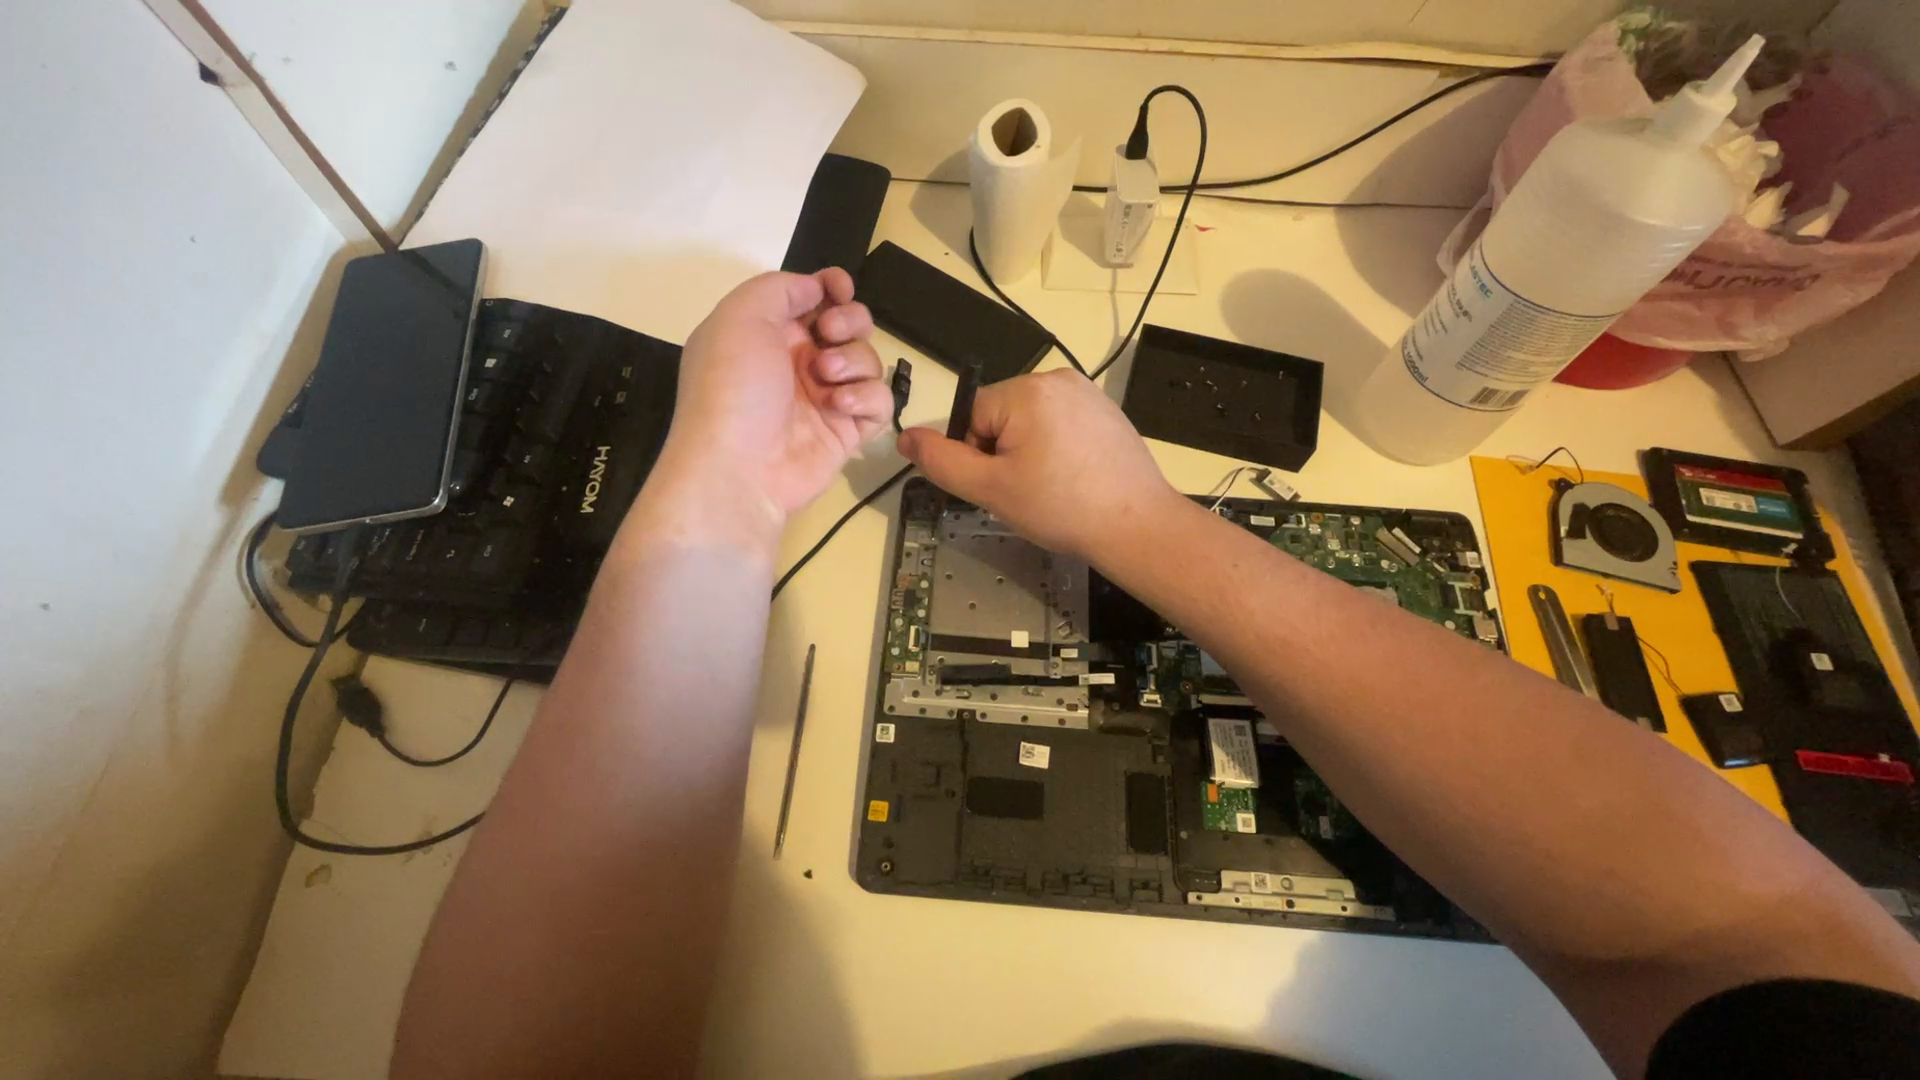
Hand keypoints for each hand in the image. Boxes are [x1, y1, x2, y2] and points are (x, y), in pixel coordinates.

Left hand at [652, 269, 892, 524]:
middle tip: (829, 335)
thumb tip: (817, 289)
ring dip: (853, 361)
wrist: (738, 466)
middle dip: (849, 320)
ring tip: (825, 378)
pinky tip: (840, 405)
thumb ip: (781, 288)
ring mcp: (826, 397)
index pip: (813, 298)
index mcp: (769, 332)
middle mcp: (799, 362)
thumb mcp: (741, 315)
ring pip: (868, 361)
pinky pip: (879, 402)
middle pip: (849, 325)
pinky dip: (866, 397)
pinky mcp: (848, 430)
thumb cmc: (732, 385)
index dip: (832, 287)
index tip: (841, 289)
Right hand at [896, 369, 1181, 560]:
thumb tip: (906, 437)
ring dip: (1028, 453)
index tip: (1002, 487)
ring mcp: (1086, 392)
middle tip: (1028, 492)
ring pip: (1029, 423)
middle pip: (1000, 417)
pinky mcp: (1105, 410)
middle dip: (1003, 454)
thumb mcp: (990, 489)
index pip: (971, 417)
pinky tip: (1073, 478)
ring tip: (1053, 487)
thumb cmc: (1062, 508)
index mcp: (1026, 390)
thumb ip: (942, 462)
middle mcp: (1057, 378)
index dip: (977, 458)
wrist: (1138, 526)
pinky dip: (1056, 449)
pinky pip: (1059, 424)